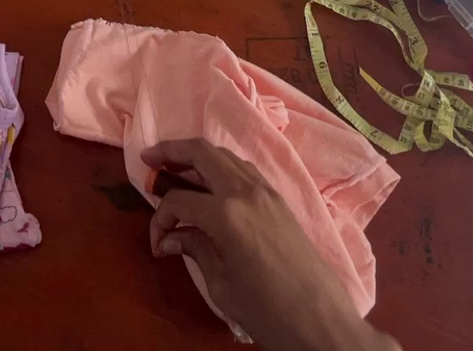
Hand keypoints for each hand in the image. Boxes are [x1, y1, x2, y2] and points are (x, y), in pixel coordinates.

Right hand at [143, 139, 399, 350]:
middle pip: (201, 151)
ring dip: (196, 154)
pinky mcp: (277, 197)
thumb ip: (195, 249)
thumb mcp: (222, 286)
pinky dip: (221, 165)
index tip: (157, 242)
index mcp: (226, 214)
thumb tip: (172, 236)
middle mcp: (244, 190)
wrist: (323, 322)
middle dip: (171, 150)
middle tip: (148, 158)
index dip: (160, 218)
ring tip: (175, 165)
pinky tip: (210, 180)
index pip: (179, 200)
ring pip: (223, 154)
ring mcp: (265, 189)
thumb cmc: (268, 311)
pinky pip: (243, 167)